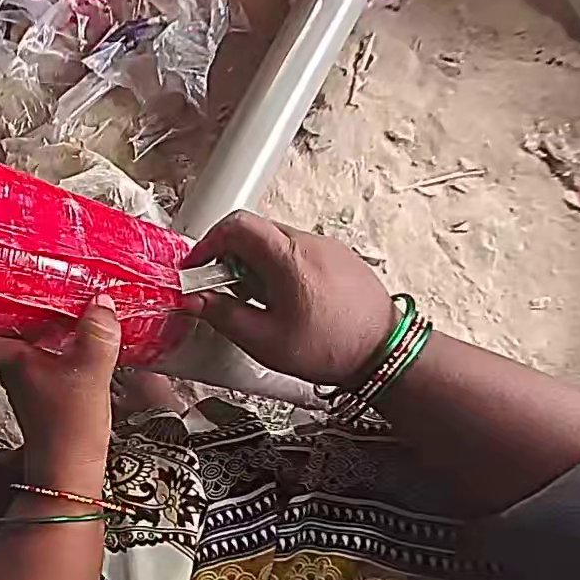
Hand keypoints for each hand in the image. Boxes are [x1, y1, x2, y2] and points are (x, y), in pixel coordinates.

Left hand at [0, 294, 120, 494]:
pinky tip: (43, 310)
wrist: (69, 471)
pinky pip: (22, 340)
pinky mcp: (36, 377)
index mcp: (5, 358)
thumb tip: (100, 301)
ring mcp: (18, 370)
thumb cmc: (68, 428)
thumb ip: (96, 337)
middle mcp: (5, 362)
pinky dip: (26, 322)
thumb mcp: (88, 377)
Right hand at [180, 211, 393, 383]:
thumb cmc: (330, 348)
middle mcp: (309, 243)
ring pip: (274, 239)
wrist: (387, 354)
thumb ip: (222, 314)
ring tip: (249, 296)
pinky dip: (274, 264)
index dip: (208, 243)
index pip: (236, 225)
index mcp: (288, 259)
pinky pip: (295, 249)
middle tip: (217, 285)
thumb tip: (192, 299)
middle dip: (226, 254)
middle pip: (253, 230)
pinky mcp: (338, 256)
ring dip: (250, 260)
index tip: (196, 267)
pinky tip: (277, 296)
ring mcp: (326, 247)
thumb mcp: (263, 339)